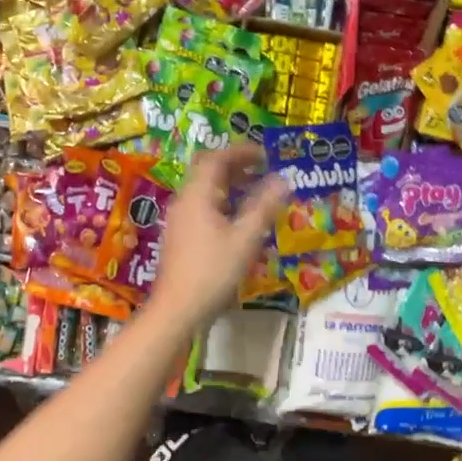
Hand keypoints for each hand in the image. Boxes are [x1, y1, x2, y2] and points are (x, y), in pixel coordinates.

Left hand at [149, 144, 288, 327]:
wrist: (178, 308)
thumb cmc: (212, 271)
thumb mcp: (245, 239)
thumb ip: (264, 207)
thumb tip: (283, 180)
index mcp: (197, 195)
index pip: (216, 159)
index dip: (241, 152)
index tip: (265, 155)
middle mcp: (184, 201)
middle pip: (207, 172)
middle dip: (235, 167)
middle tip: (261, 171)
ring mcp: (179, 220)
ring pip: (204, 191)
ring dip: (229, 187)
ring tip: (255, 194)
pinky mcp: (180, 238)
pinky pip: (201, 208)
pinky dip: (221, 204)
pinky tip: (238, 221)